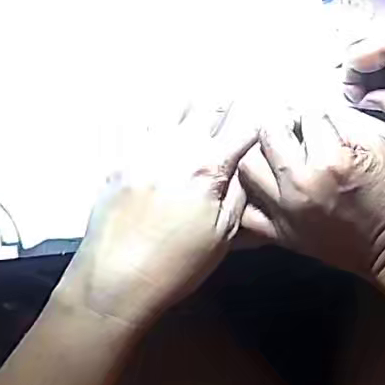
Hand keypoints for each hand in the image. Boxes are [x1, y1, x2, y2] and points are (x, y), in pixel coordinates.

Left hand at [54, 103, 259, 329]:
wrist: (116, 280)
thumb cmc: (177, 265)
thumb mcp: (222, 235)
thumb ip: (239, 193)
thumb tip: (248, 163)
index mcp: (208, 167)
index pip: (243, 127)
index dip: (261, 117)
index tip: (269, 114)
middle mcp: (176, 148)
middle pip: (206, 107)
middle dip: (224, 104)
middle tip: (231, 106)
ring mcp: (142, 150)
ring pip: (169, 108)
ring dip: (187, 106)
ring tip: (195, 107)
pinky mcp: (116, 159)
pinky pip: (130, 123)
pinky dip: (144, 115)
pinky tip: (149, 115)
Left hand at [238, 109, 384, 278]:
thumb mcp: (378, 147)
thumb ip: (341, 124)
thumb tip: (311, 113)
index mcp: (331, 161)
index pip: (306, 117)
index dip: (311, 113)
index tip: (314, 120)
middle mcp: (302, 185)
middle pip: (268, 135)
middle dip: (279, 123)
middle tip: (288, 126)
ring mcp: (285, 211)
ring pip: (247, 166)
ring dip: (257, 151)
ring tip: (272, 151)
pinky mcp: (279, 233)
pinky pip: (244, 210)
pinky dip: (247, 193)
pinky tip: (261, 183)